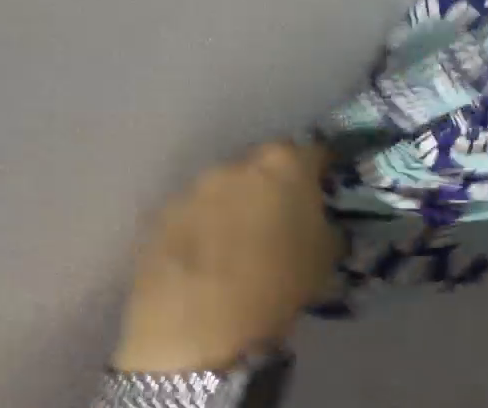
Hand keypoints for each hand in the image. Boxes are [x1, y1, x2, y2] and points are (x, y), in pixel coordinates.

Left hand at [112, 142, 341, 372]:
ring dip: (235, 203)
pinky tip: (207, 258)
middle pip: (265, 164)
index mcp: (287, 162)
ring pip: (225, 188)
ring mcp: (192, 192)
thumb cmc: (278, 283)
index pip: (316, 153)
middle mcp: (238, 164)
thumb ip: (325, 219)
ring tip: (237, 240)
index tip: (323, 193)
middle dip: (275, 183)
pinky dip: (203, 226)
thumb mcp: (329, 248)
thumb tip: (319, 220)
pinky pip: (192, 214)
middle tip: (280, 216)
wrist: (196, 333)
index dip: (322, 173)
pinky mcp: (157, 222)